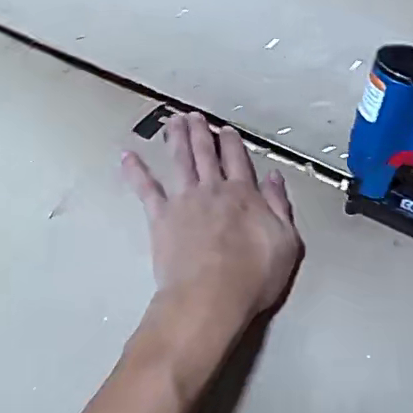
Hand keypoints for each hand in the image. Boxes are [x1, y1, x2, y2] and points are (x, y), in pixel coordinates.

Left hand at [121, 113, 301, 348]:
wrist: (211, 296)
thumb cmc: (254, 275)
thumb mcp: (286, 241)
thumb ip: (279, 206)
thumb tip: (274, 177)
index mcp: (244, 195)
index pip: (237, 159)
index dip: (231, 142)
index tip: (226, 130)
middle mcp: (213, 189)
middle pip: (206, 154)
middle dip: (201, 132)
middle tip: (194, 116)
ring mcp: (184, 201)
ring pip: (180, 161)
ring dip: (176, 138)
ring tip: (173, 122)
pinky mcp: (160, 217)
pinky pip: (145, 189)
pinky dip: (135, 171)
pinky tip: (127, 156)